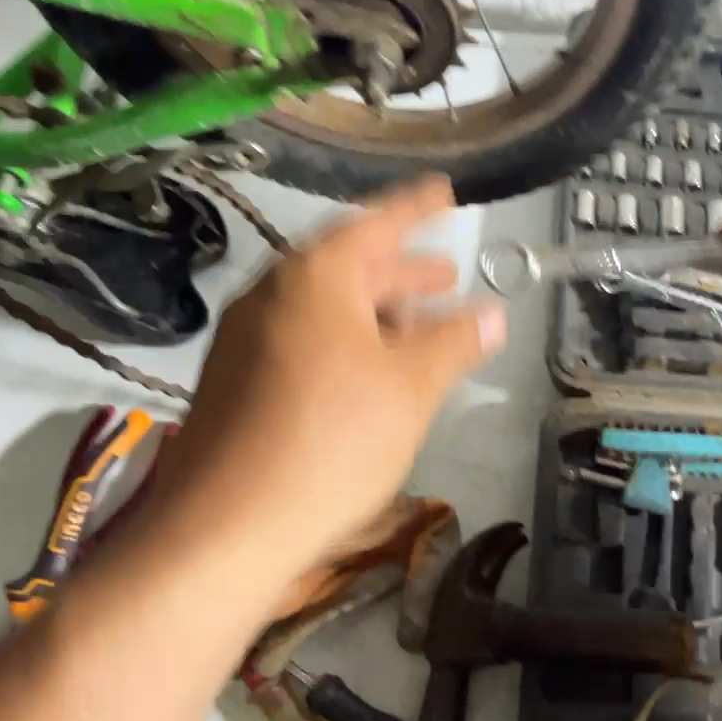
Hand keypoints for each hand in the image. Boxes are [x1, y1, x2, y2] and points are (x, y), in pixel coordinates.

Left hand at [155, 176, 504, 570]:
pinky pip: (301, 340)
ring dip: (376, 312)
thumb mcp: (411, 389)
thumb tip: (494, 312)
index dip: (417, 208)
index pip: (376, 223)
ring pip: (323, 308)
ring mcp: (245, 338)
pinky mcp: (235, 381)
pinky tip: (368, 377)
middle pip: (347, 266)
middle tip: (445, 277)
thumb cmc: (332, 443)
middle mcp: (272, 293)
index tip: (446, 193)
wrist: (227, 526)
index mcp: (315, 277)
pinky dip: (345, 342)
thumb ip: (455, 343)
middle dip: (401, 271)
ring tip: (418, 329)